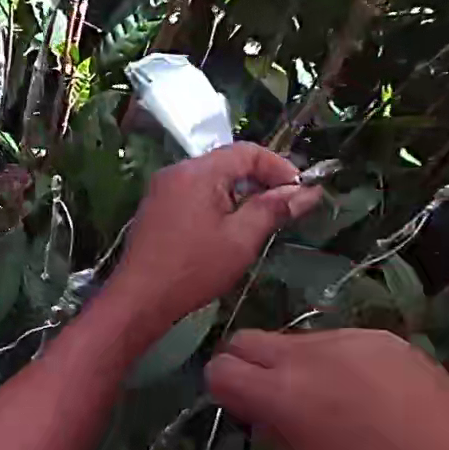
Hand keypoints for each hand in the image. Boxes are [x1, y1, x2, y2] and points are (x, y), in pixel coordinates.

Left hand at [103, 143, 320, 331]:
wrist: (140, 298)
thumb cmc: (194, 269)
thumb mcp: (241, 239)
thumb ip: (274, 209)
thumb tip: (308, 191)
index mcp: (198, 172)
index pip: (247, 151)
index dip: (279, 167)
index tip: (300, 191)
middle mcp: (177, 171)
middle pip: (227, 162)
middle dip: (260, 179)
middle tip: (284, 206)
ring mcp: (162, 188)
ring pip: (210, 178)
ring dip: (239, 192)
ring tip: (259, 219)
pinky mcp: (156, 207)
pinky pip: (193, 192)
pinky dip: (216, 202)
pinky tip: (227, 227)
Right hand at [206, 328, 448, 449]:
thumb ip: (275, 436)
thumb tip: (265, 411)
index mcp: (283, 394)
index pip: (221, 368)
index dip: (222, 388)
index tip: (241, 408)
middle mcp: (309, 354)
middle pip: (248, 339)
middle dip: (248, 365)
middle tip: (274, 399)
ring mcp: (348, 338)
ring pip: (296, 340)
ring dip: (296, 364)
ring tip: (332, 400)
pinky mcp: (382, 336)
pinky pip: (340, 342)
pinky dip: (337, 362)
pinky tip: (370, 395)